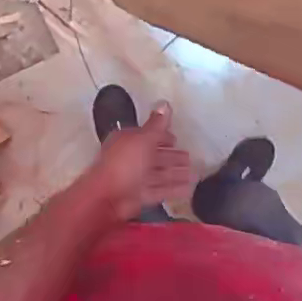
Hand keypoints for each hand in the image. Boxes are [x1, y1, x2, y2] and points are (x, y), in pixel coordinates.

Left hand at [80, 102, 192, 222]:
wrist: (108, 197)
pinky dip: (174, 189)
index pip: (148, 136)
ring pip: (159, 173)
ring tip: (193, 174)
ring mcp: (135, 178)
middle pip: (155, 156)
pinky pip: (160, 190)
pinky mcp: (140, 195)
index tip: (177, 139)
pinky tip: (188, 188)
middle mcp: (131, 158)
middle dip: (172, 156)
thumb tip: (165, 103)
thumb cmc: (125, 164)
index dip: (163, 137)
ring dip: (175, 173)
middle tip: (189, 158)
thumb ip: (157, 124)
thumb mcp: (143, 139)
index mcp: (128, 141)